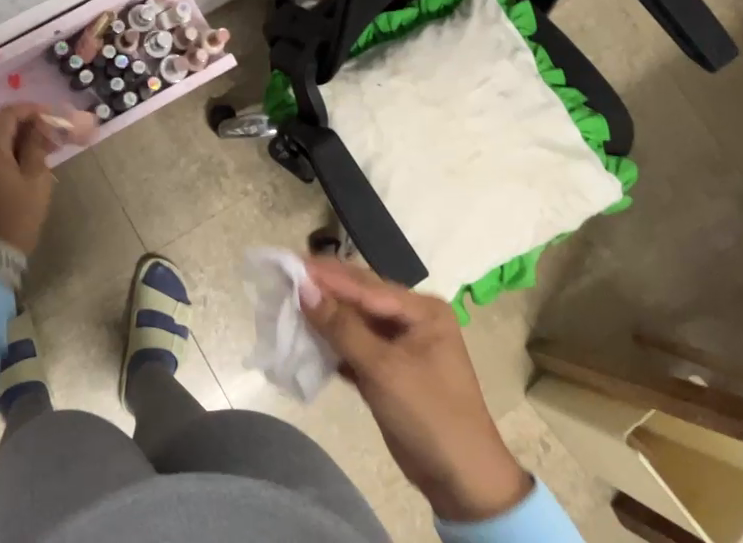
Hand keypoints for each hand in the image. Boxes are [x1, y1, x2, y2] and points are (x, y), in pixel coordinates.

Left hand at [0, 103, 66, 253]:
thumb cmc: (15, 216)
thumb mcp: (35, 179)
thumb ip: (37, 146)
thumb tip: (40, 126)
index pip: (9, 113)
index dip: (32, 111)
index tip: (53, 118)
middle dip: (24, 124)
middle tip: (50, 135)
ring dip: (14, 139)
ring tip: (40, 149)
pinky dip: (2, 152)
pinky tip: (21, 162)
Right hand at [302, 259, 530, 522]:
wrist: (461, 479)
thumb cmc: (428, 415)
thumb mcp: (383, 369)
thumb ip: (341, 326)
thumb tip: (303, 288)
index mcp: (421, 310)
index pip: (364, 286)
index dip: (325, 275)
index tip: (286, 263)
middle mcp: (411, 319)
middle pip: (358, 298)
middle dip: (322, 291)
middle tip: (281, 278)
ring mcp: (400, 345)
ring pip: (353, 322)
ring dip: (323, 317)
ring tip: (284, 304)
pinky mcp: (388, 369)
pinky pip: (354, 345)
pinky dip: (331, 344)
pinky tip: (303, 339)